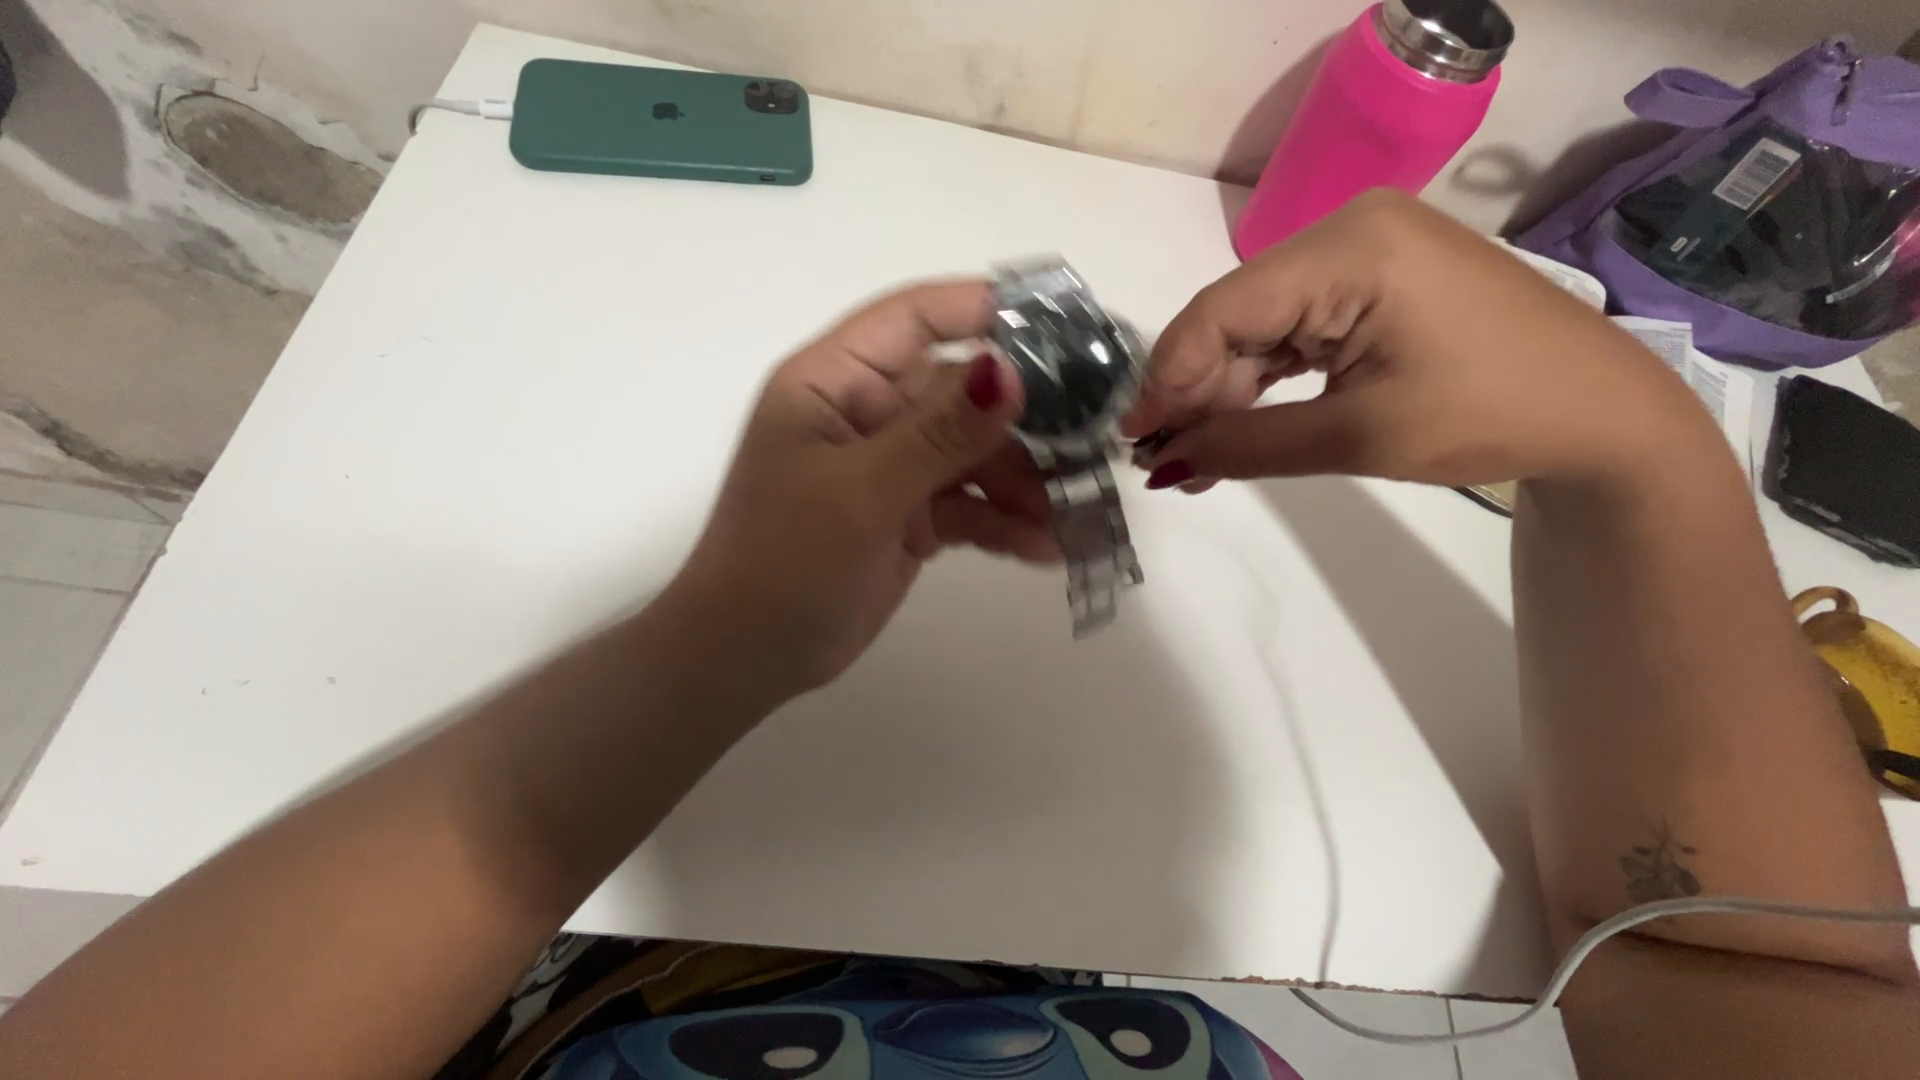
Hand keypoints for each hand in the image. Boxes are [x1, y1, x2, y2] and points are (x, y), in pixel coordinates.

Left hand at [664, 281, 1058, 703]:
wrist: (746, 657)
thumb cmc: (784, 562)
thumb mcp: (861, 492)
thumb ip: (937, 433)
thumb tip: (1010, 370)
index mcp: (834, 381)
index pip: (914, 319)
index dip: (985, 311)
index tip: (1064, 327)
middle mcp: (866, 413)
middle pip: (961, 391)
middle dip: (1027, 418)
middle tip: (1098, 438)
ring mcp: (890, 467)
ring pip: (974, 453)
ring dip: (1024, 482)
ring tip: (1074, 515)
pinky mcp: (907, 516)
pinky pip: (968, 505)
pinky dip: (1004, 523)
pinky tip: (1044, 548)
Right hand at [1125, 191, 1716, 490]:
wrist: (1602, 415)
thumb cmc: (1491, 417)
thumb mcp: (1358, 436)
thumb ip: (1247, 446)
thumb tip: (1161, 464)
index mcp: (1350, 249)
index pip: (1222, 309)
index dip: (1166, 376)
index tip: (1134, 436)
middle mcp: (1346, 232)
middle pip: (1234, 316)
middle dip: (1195, 391)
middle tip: (1163, 459)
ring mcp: (1360, 254)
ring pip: (1257, 327)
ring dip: (1224, 393)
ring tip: (1194, 460)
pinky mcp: (1370, 283)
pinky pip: (1291, 331)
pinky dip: (1262, 384)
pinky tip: (1234, 431)